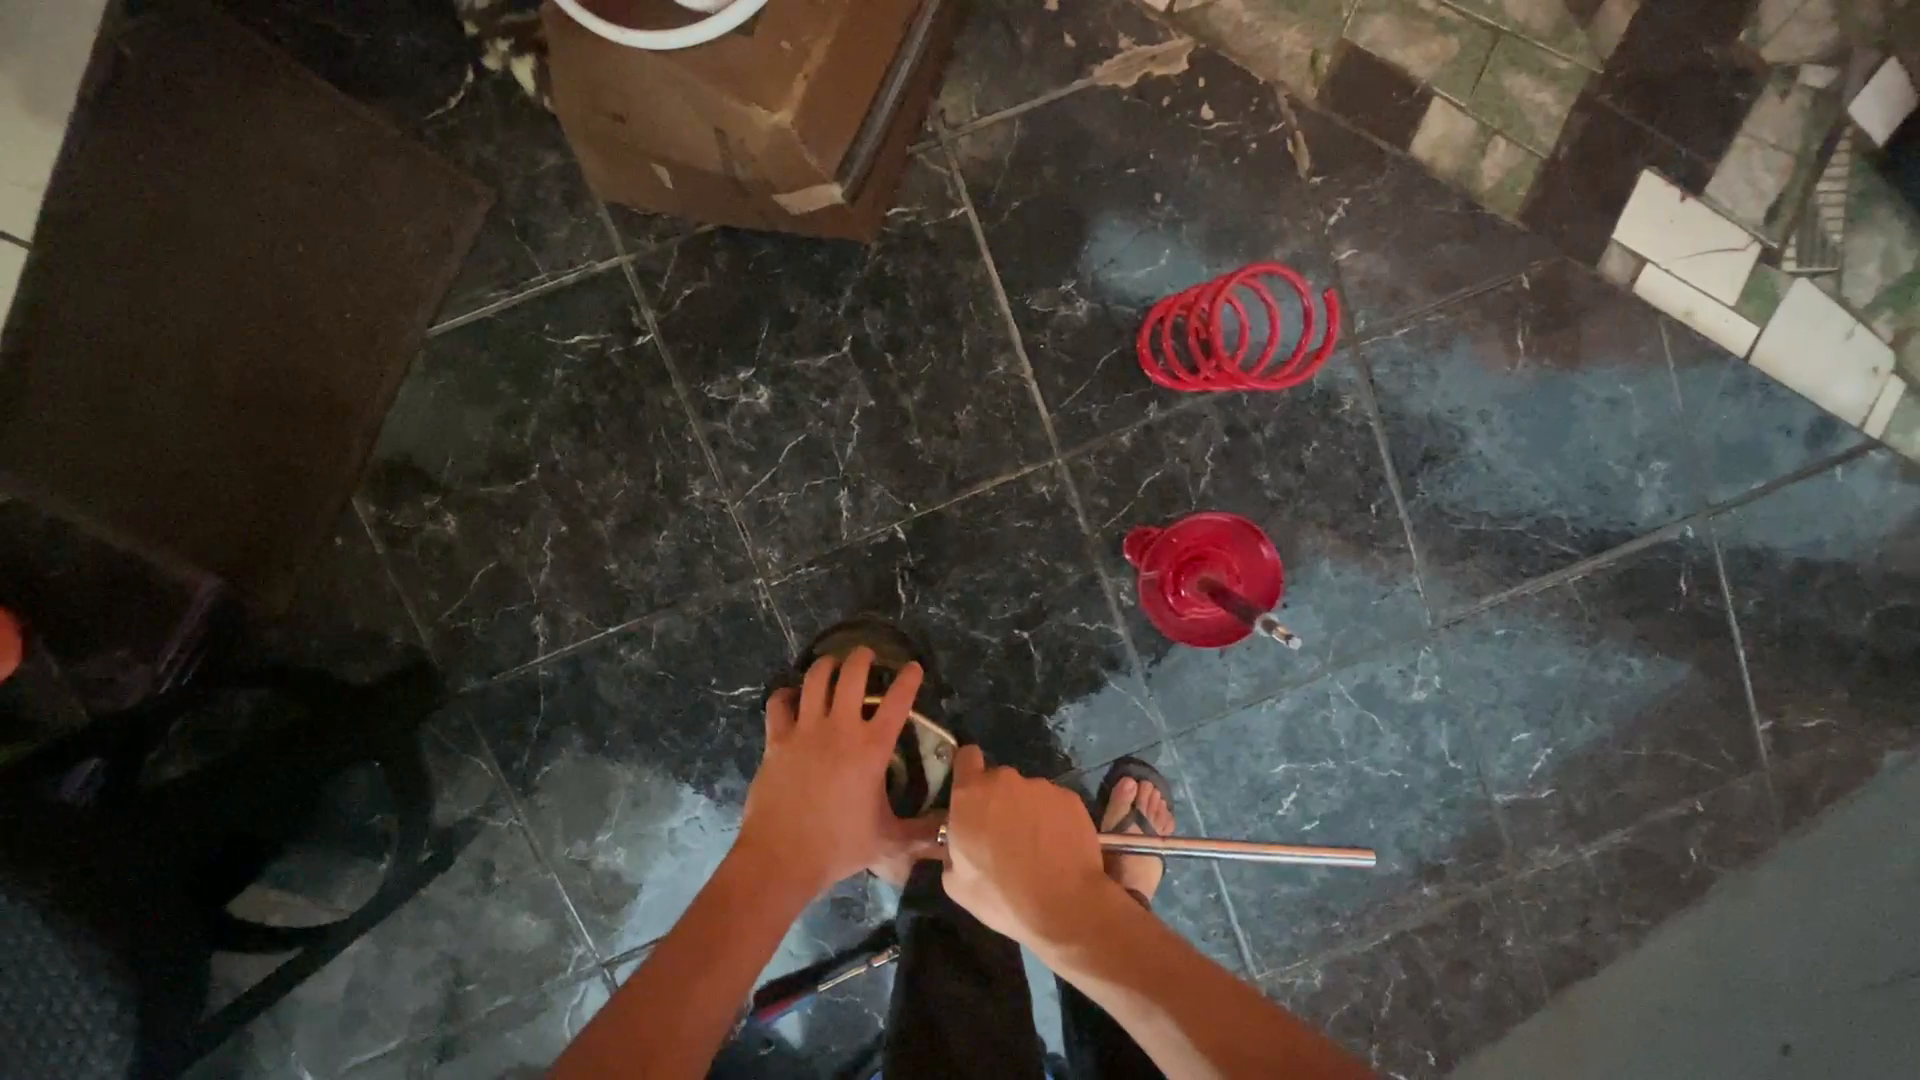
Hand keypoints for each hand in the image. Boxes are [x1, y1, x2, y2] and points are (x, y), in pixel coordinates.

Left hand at [736, 647, 942, 895]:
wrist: (782, 856)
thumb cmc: (839, 847)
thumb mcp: (888, 841)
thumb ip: (921, 835)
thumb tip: (951, 836)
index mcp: (872, 749)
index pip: (897, 701)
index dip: (908, 679)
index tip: (913, 667)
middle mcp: (840, 729)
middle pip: (852, 675)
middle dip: (862, 657)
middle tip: (867, 654)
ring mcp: (805, 731)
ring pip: (815, 680)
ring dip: (826, 666)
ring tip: (832, 663)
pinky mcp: (777, 740)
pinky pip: (779, 704)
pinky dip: (786, 694)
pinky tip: (791, 695)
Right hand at [940, 745, 1113, 948]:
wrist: (1064, 906)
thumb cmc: (1002, 896)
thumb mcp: (956, 883)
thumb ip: (952, 851)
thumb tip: (958, 845)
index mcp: (970, 794)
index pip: (966, 757)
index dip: (968, 772)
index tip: (972, 796)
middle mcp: (1004, 780)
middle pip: (998, 781)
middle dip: (998, 802)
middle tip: (1004, 837)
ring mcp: (1040, 787)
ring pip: (1028, 794)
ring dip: (1027, 812)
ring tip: (1036, 848)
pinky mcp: (1070, 798)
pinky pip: (1054, 804)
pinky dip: (1053, 820)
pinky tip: (1058, 848)